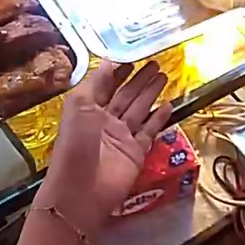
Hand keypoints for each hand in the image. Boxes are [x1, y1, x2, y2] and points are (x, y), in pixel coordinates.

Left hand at [40, 61, 171, 231]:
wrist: (81, 188)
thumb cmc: (76, 142)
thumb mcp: (79, 104)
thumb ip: (96, 82)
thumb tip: (109, 60)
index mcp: (88, 108)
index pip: (106, 84)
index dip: (119, 71)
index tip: (134, 56)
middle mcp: (105, 120)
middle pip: (126, 95)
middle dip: (139, 79)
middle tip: (156, 62)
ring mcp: (122, 137)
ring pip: (139, 109)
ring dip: (151, 92)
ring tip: (164, 75)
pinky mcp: (136, 152)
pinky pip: (150, 131)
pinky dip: (159, 118)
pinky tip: (169, 104)